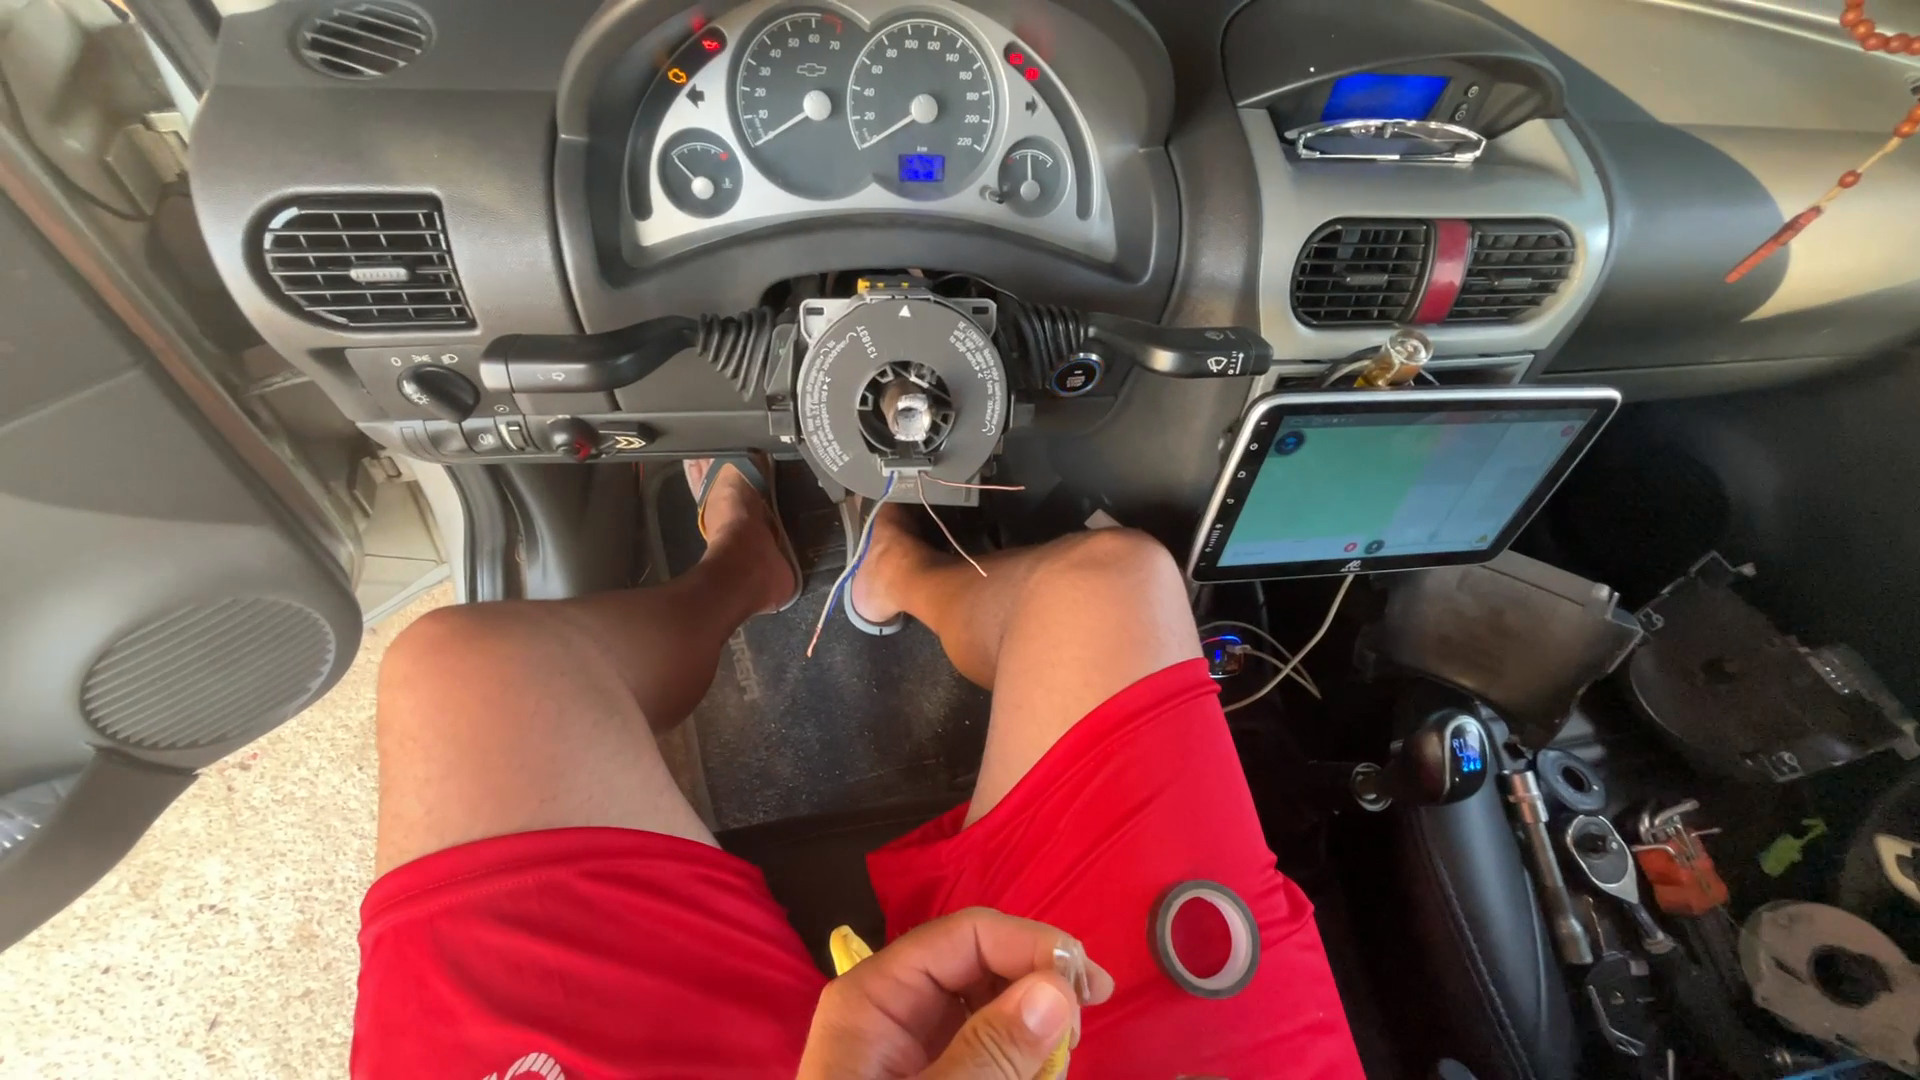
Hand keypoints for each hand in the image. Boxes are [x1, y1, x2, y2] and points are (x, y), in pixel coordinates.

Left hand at [796, 907, 1114, 1079]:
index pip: (964, 934)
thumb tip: (1055, 988)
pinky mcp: (936, 1073)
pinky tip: (1039, 1075)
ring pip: (991, 1001)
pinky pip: (987, 1044)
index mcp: (877, 994)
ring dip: (1033, 1025)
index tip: (1088, 987)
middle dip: (1036, 983)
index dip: (1029, 944)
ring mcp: (915, 1041)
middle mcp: (896, 1005)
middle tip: (1085, 1022)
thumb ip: (989, 1054)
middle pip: (981, 962)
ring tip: (1059, 1063)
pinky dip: (1019, 1059)